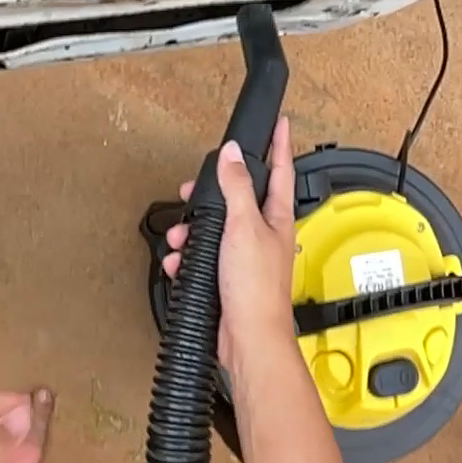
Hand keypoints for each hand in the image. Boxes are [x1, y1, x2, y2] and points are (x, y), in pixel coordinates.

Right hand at [162, 116, 298, 370]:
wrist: (248, 339)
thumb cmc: (256, 288)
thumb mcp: (244, 226)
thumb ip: (238, 187)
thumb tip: (232, 154)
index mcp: (277, 215)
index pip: (281, 168)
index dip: (280, 143)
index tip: (281, 122)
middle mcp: (266, 231)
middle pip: (241, 196)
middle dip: (213, 192)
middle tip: (193, 187)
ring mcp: (248, 254)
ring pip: (218, 227)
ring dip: (195, 231)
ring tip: (180, 238)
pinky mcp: (230, 275)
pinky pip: (206, 256)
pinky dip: (190, 258)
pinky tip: (180, 264)